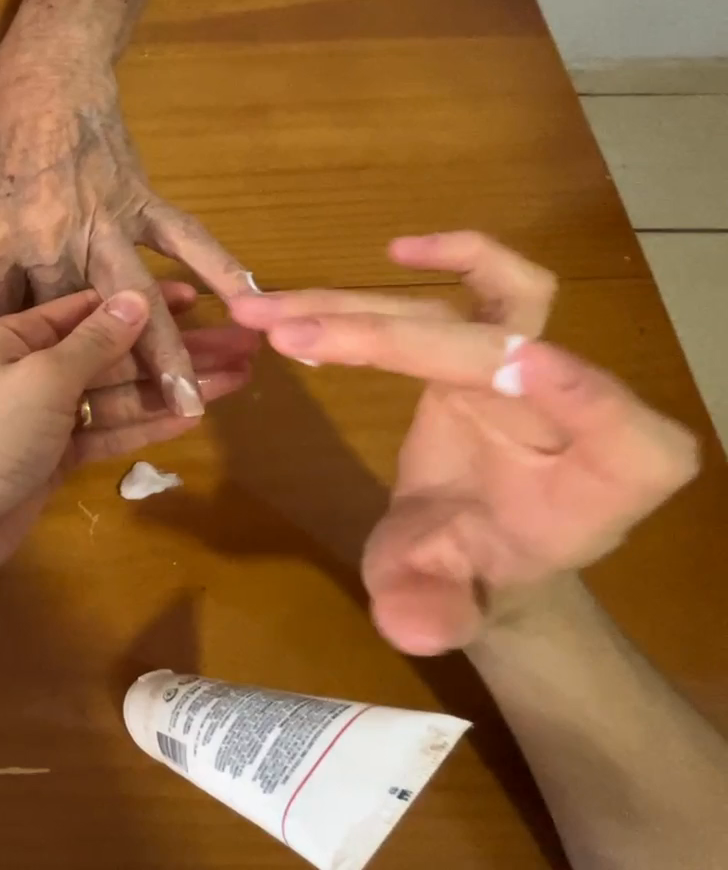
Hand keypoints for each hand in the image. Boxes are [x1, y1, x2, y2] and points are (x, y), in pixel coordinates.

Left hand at [0, 25, 251, 421]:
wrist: (45, 72)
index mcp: (0, 246)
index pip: (1, 313)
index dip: (12, 358)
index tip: (24, 405)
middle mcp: (53, 244)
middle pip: (78, 319)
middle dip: (108, 372)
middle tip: (136, 424)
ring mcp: (101, 222)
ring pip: (135, 293)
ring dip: (166, 342)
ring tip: (199, 392)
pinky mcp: (139, 198)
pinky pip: (183, 234)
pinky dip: (216, 261)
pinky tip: (248, 299)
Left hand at [0, 283, 258, 583]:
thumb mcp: (42, 376)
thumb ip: (93, 341)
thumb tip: (136, 297)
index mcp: (15, 337)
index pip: (86, 309)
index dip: (142, 302)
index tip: (198, 296)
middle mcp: (30, 369)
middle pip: (111, 353)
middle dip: (172, 348)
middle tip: (240, 343)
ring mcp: (45, 415)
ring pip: (116, 394)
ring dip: (171, 385)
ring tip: (238, 376)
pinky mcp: (56, 454)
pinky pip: (107, 431)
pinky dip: (146, 423)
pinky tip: (195, 414)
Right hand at [227, 232, 701, 654]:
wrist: (480, 551)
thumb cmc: (468, 575)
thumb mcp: (443, 599)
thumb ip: (433, 607)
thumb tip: (407, 626)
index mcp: (608, 468)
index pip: (607, 418)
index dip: (568, 388)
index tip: (511, 366)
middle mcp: (582, 401)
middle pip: (490, 343)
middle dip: (382, 335)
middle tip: (283, 333)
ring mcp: (533, 366)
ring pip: (457, 307)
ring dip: (357, 302)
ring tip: (266, 309)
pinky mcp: (490, 349)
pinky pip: (486, 285)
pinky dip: (447, 258)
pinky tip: (393, 248)